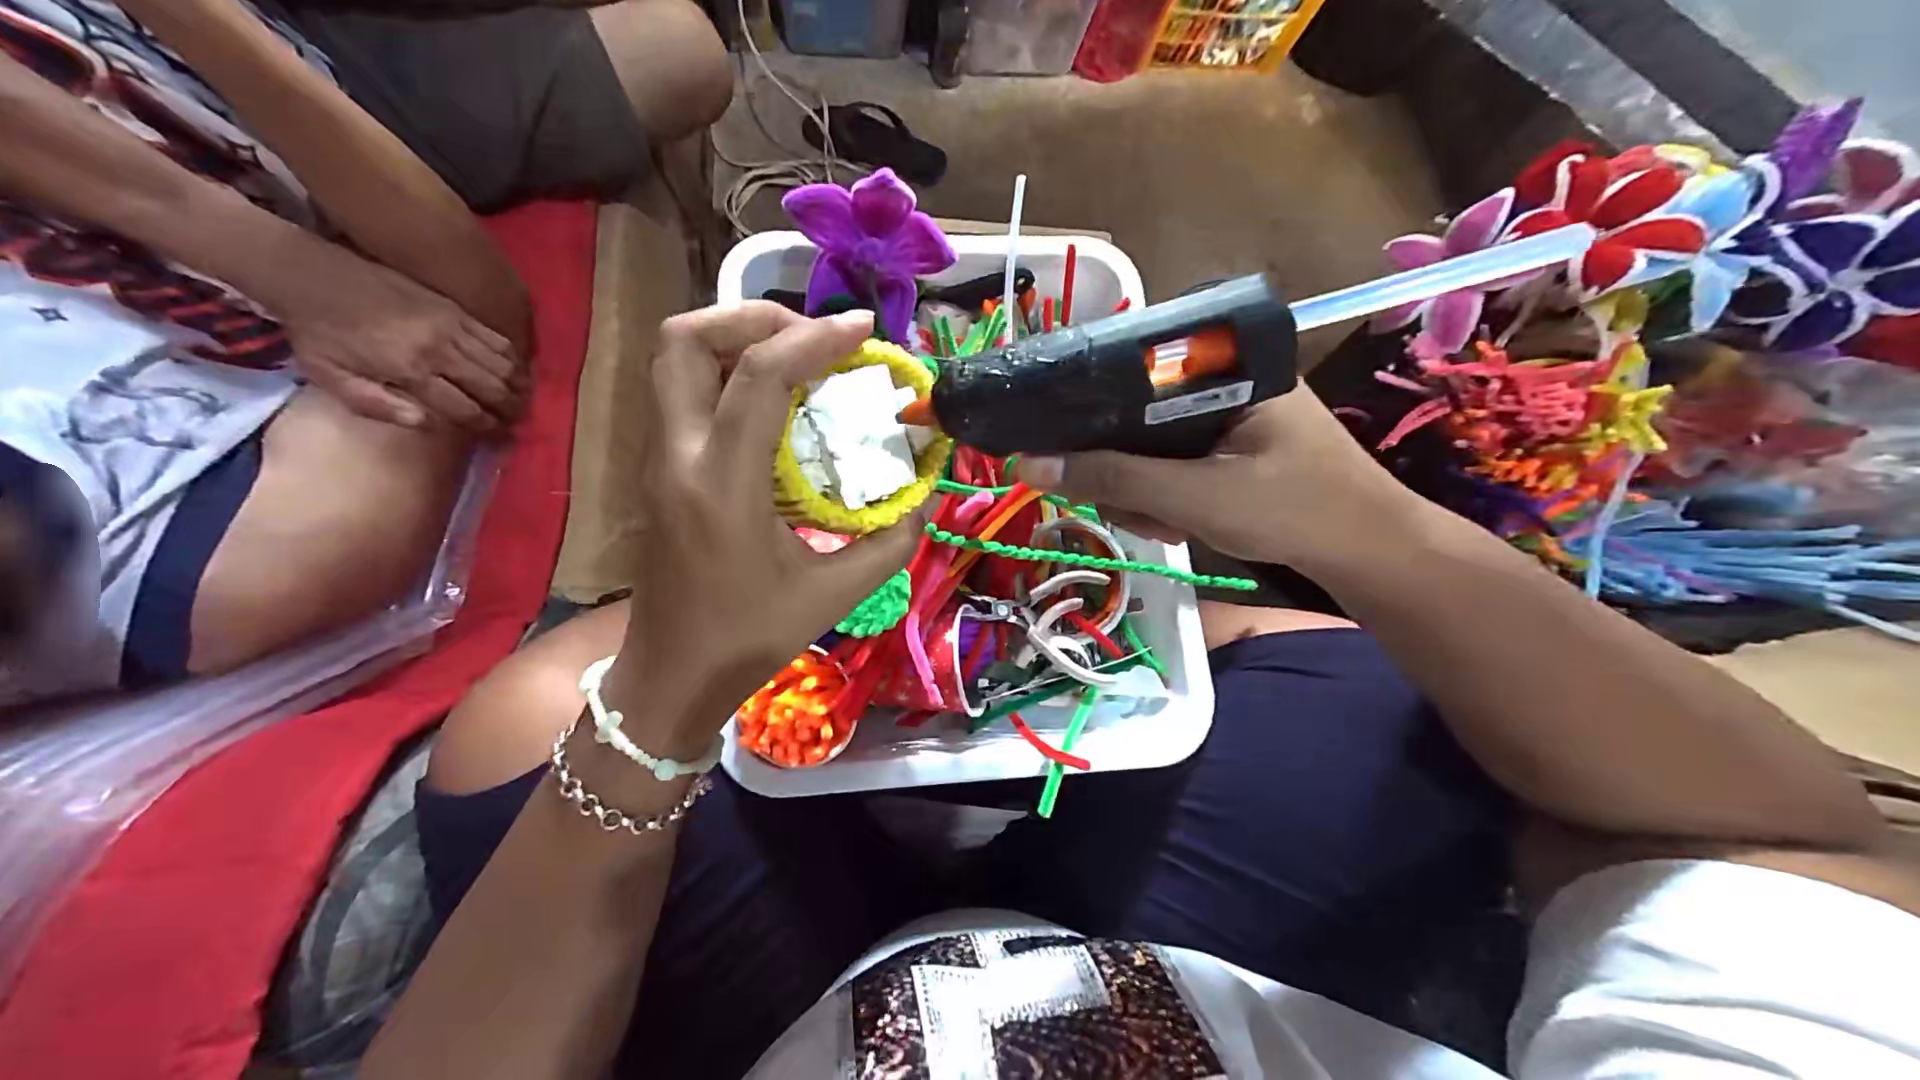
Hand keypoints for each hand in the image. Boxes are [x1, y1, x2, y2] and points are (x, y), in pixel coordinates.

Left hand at [257, 236, 524, 430]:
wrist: (311, 274)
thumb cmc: (318, 332)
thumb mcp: (330, 377)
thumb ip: (377, 405)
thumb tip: (427, 424)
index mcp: (410, 370)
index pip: (465, 408)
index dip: (486, 426)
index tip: (497, 434)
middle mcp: (440, 350)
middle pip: (493, 387)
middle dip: (510, 409)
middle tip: (518, 420)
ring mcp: (452, 327)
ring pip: (503, 364)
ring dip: (518, 386)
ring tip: (523, 399)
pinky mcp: (456, 309)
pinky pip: (497, 339)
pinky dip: (513, 358)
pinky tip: (514, 370)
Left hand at [603, 303, 924, 758]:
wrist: (673, 673)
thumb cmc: (749, 638)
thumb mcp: (835, 594)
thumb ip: (891, 541)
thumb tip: (924, 496)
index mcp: (721, 484)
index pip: (759, 378)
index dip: (814, 340)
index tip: (863, 331)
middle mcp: (677, 456)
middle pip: (684, 340)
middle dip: (751, 317)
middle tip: (811, 337)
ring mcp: (659, 459)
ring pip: (674, 359)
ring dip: (735, 340)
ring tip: (798, 358)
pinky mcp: (661, 469)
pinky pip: (686, 392)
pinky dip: (729, 374)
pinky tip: (779, 405)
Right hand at [1014, 387, 1425, 571]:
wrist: (1370, 554)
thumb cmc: (1294, 510)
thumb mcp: (1193, 495)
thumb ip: (1113, 477)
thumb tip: (1029, 463)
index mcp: (1224, 363)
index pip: (1131, 362)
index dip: (1089, 402)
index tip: (1065, 444)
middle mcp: (1220, 380)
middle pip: (1131, 413)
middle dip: (1123, 470)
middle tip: (1135, 509)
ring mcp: (1223, 417)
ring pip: (1145, 445)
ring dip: (1142, 492)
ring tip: (1169, 525)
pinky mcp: (1224, 449)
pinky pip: (1168, 465)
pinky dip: (1162, 498)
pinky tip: (1178, 525)